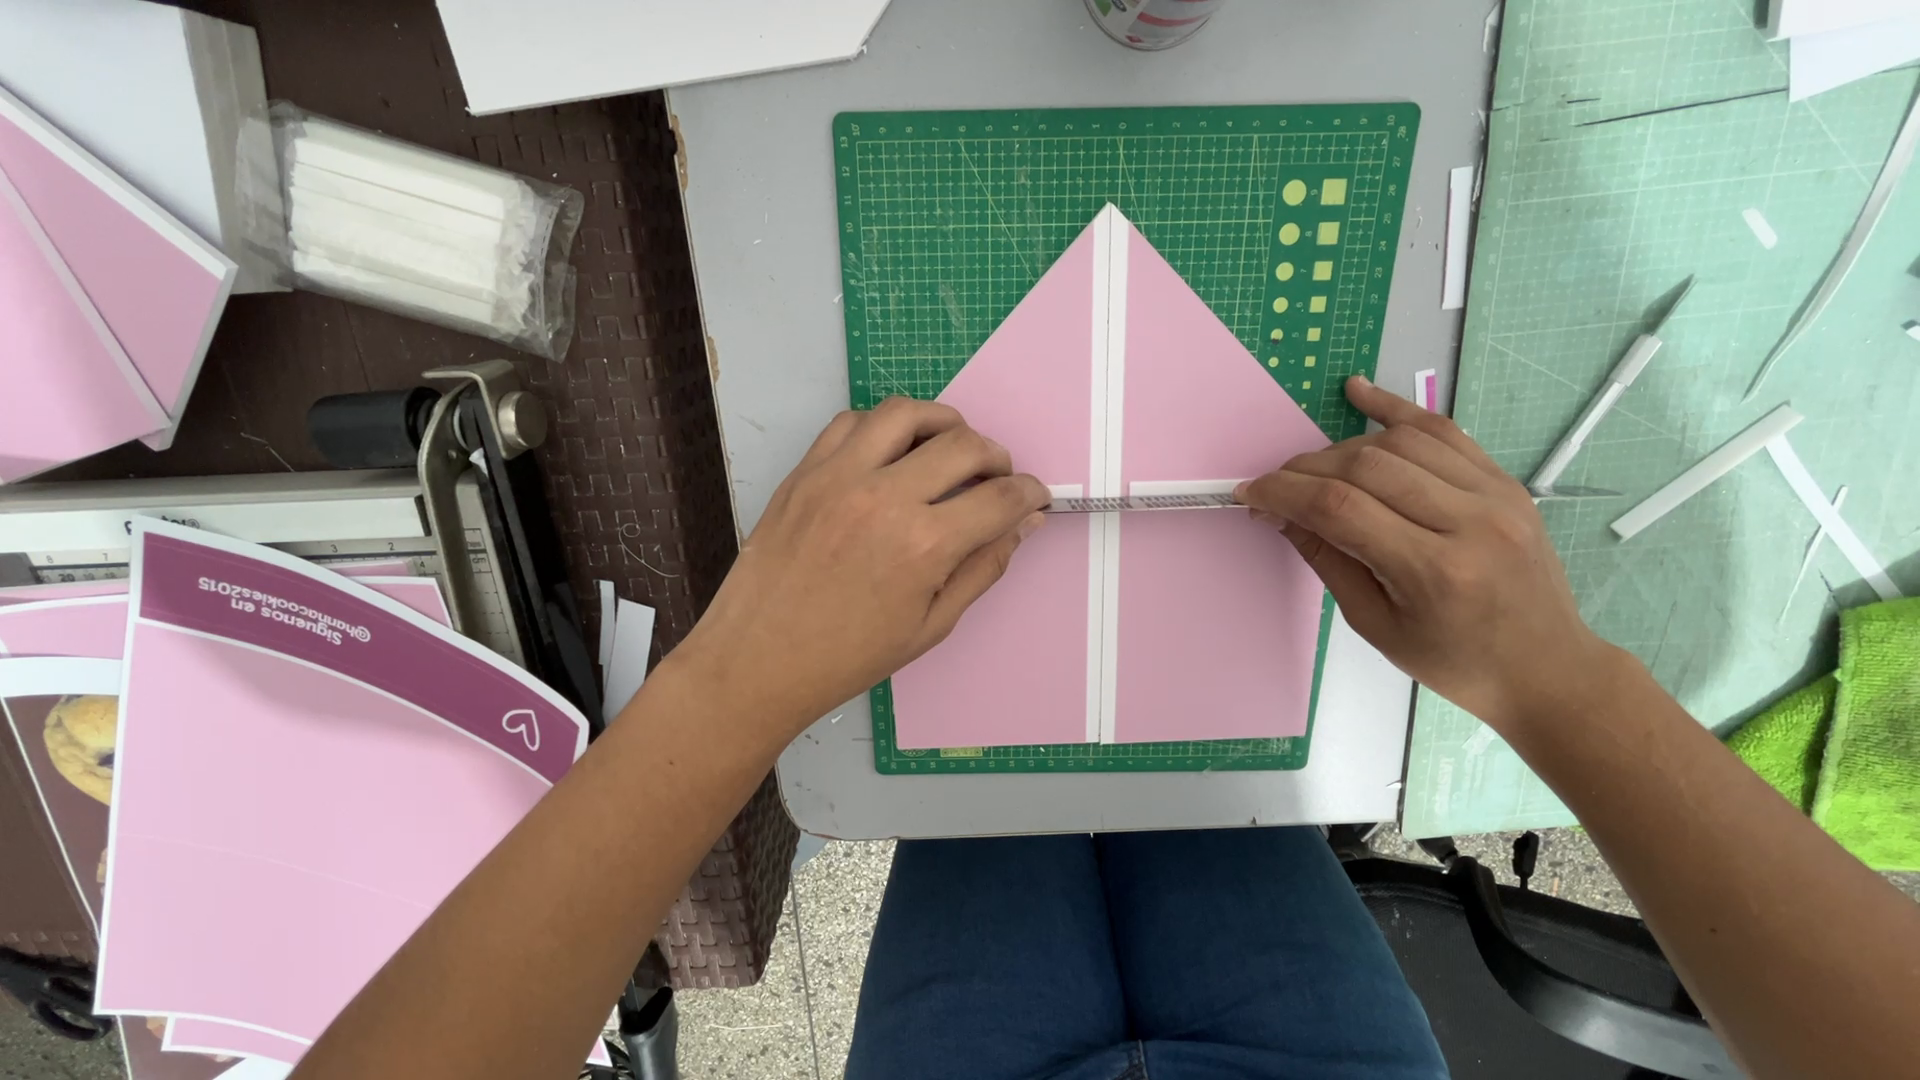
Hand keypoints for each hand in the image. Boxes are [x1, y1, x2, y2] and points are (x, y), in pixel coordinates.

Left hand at [671, 398, 1049, 734]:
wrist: (759, 659)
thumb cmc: (848, 656)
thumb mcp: (931, 626)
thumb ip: (983, 568)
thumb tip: (1023, 526)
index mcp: (924, 546)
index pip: (1001, 497)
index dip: (1030, 493)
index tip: (1034, 496)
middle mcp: (885, 498)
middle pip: (964, 444)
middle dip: (997, 456)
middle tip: (996, 477)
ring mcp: (839, 477)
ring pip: (906, 413)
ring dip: (943, 423)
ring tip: (950, 448)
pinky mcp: (805, 472)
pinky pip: (852, 421)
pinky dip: (883, 427)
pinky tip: (891, 454)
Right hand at [1237, 375, 1619, 734]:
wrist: (1545, 666)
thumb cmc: (1454, 660)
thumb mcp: (1375, 623)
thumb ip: (1327, 559)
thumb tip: (1279, 513)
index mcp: (1434, 571)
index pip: (1340, 508)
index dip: (1284, 492)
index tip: (1250, 492)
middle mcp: (1470, 521)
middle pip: (1365, 467)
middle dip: (1305, 470)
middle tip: (1276, 486)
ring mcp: (1495, 494)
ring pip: (1399, 442)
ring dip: (1340, 448)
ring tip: (1313, 468)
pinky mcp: (1505, 481)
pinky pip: (1443, 430)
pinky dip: (1394, 409)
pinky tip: (1357, 394)